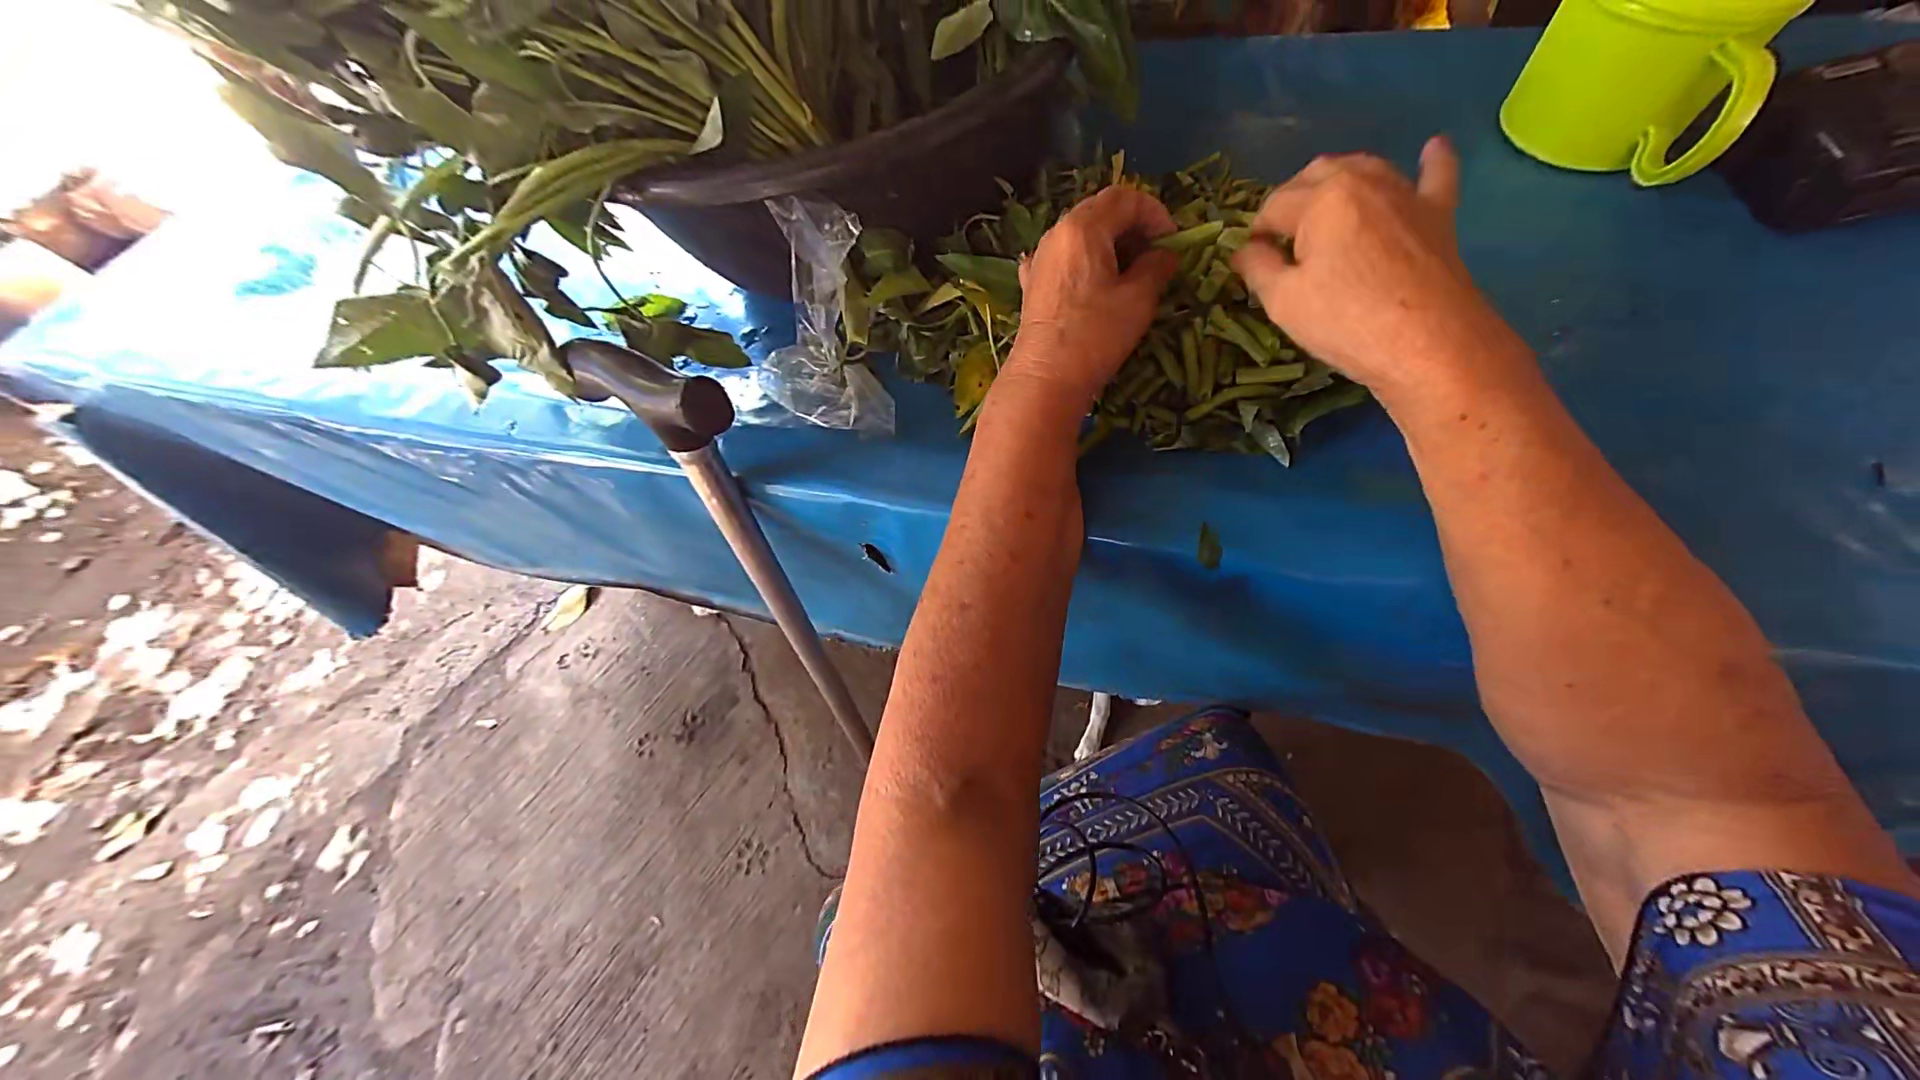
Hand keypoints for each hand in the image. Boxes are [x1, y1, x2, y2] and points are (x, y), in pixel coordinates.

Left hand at [1001, 185, 1180, 409]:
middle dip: (1132, 228)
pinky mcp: (1032, 286)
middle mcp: (1055, 235)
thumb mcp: (1139, 299)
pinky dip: (1085, 265)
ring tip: (1128, 276)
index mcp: (1082, 228)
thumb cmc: (1095, 336)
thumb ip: (1157, 267)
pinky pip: (1063, 261)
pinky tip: (1093, 285)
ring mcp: (1039, 261)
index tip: (1172, 243)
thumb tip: (1164, 256)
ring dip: (1109, 247)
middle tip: (1154, 258)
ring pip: (1080, 237)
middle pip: (1099, 213)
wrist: (1045, 380)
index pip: (1125, 198)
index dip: (1155, 213)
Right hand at [1231, 137, 1528, 406]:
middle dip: (1291, 201)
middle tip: (1279, 242)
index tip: (1250, 263)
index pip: (1273, 206)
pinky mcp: (1438, 212)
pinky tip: (1431, 148)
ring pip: (1364, 168)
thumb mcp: (1282, 302)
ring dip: (1337, 181)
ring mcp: (1406, 193)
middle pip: (1316, 175)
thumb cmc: (1345, 321)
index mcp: (1322, 199)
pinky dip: (1431, 161)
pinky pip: (1436, 174)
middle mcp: (1365, 180)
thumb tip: (1243, 251)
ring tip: (1321, 209)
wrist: (1427, 343)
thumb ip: (1257, 268)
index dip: (1255, 233)